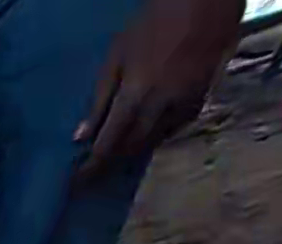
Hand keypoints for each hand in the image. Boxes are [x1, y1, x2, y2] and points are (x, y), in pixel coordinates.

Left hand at [76, 0, 245, 178]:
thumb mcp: (116, 59)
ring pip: (155, 140)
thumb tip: (80, 139)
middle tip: (93, 173)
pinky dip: (159, 135)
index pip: (107, 146)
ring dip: (133, 151)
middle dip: (110, 163)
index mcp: (135, 97)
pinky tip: (147, 134)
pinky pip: (178, 125)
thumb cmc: (153, 22)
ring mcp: (187, 99)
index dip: (90, 168)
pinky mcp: (206, 91)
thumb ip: (99, 102)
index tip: (75, 183)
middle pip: (130, 148)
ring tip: (116, 155)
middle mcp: (161, 105)